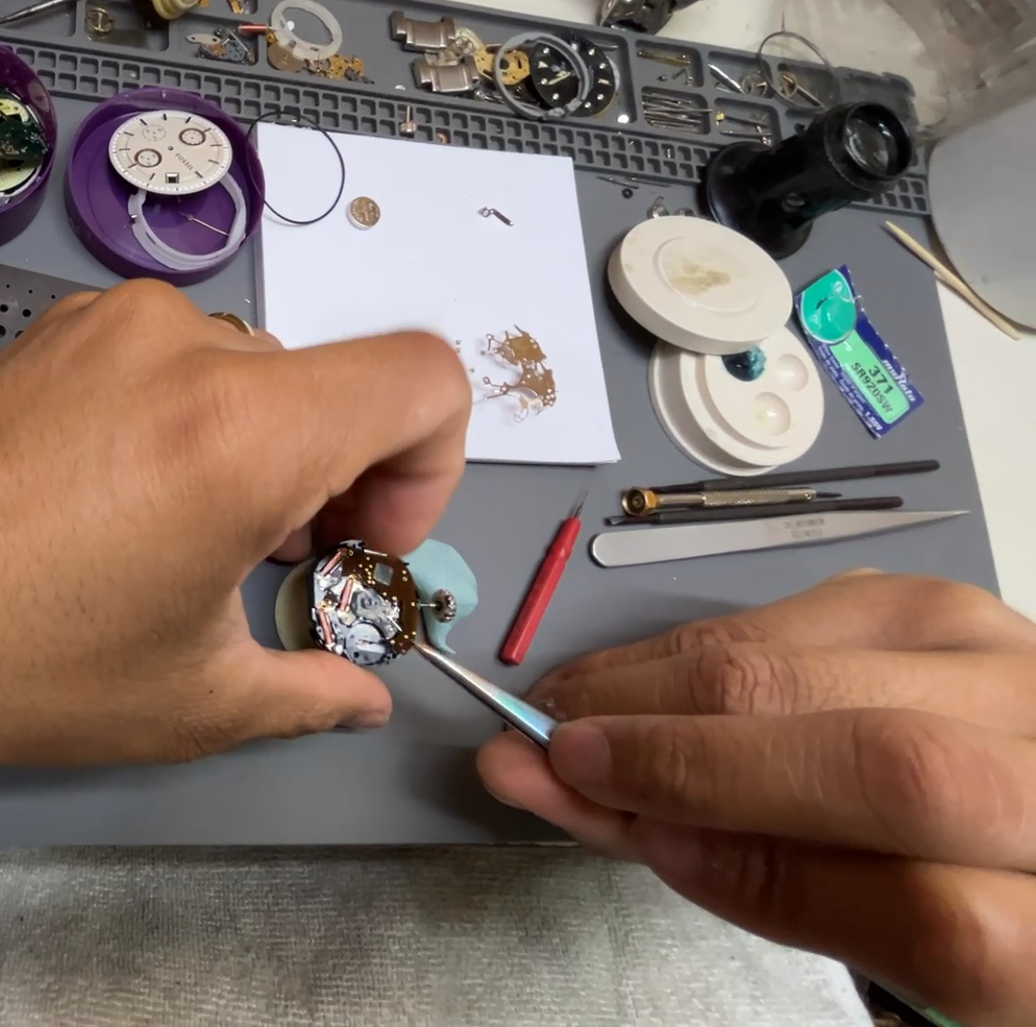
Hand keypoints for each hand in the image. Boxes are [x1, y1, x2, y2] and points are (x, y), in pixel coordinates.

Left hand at [0, 279, 468, 770]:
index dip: (425, 468)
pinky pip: (167, 359)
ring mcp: (106, 323)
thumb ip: (310, 691)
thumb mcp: (190, 699)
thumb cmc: (14, 663)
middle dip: (328, 477)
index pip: (425, 377)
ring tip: (179, 534)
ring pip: (247, 372)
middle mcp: (180, 342)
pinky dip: (184, 417)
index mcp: (241, 427)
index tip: (355, 542)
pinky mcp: (52, 332)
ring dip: (252, 448)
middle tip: (262, 561)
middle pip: (330, 384)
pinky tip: (118, 494)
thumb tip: (357, 693)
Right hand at [476, 571, 1035, 1024]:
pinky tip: (615, 682)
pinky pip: (754, 619)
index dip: (765, 878)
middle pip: (886, 768)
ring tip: (560, 710)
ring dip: (638, 690)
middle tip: (554, 753)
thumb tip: (546, 784)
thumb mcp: (864, 935)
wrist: (1014, 786)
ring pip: (792, 672)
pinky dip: (655, 655)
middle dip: (679, 760)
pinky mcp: (921, 599)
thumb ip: (722, 870)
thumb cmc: (925, 875)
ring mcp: (1007, 662)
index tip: (632, 838)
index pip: (943, 919)